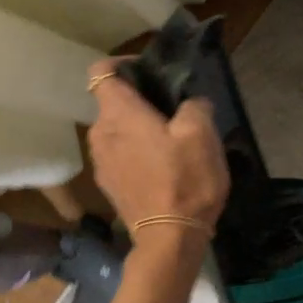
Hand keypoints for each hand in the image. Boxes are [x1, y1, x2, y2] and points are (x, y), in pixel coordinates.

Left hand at [86, 58, 230, 238]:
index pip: (100, 71)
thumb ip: (194, 106)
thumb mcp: (202, 134)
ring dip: (136, 129)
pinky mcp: (109, 186)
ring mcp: (100, 163)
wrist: (170, 239)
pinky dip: (135, 153)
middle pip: (111, 103)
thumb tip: (189, 103)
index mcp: (118, 113)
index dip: (122, 63)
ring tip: (169, 139)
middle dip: (137, 100)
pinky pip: (119, 156)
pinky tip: (162, 168)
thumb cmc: (185, 179)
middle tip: (171, 108)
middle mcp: (100, 134)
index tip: (148, 70)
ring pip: (115, 131)